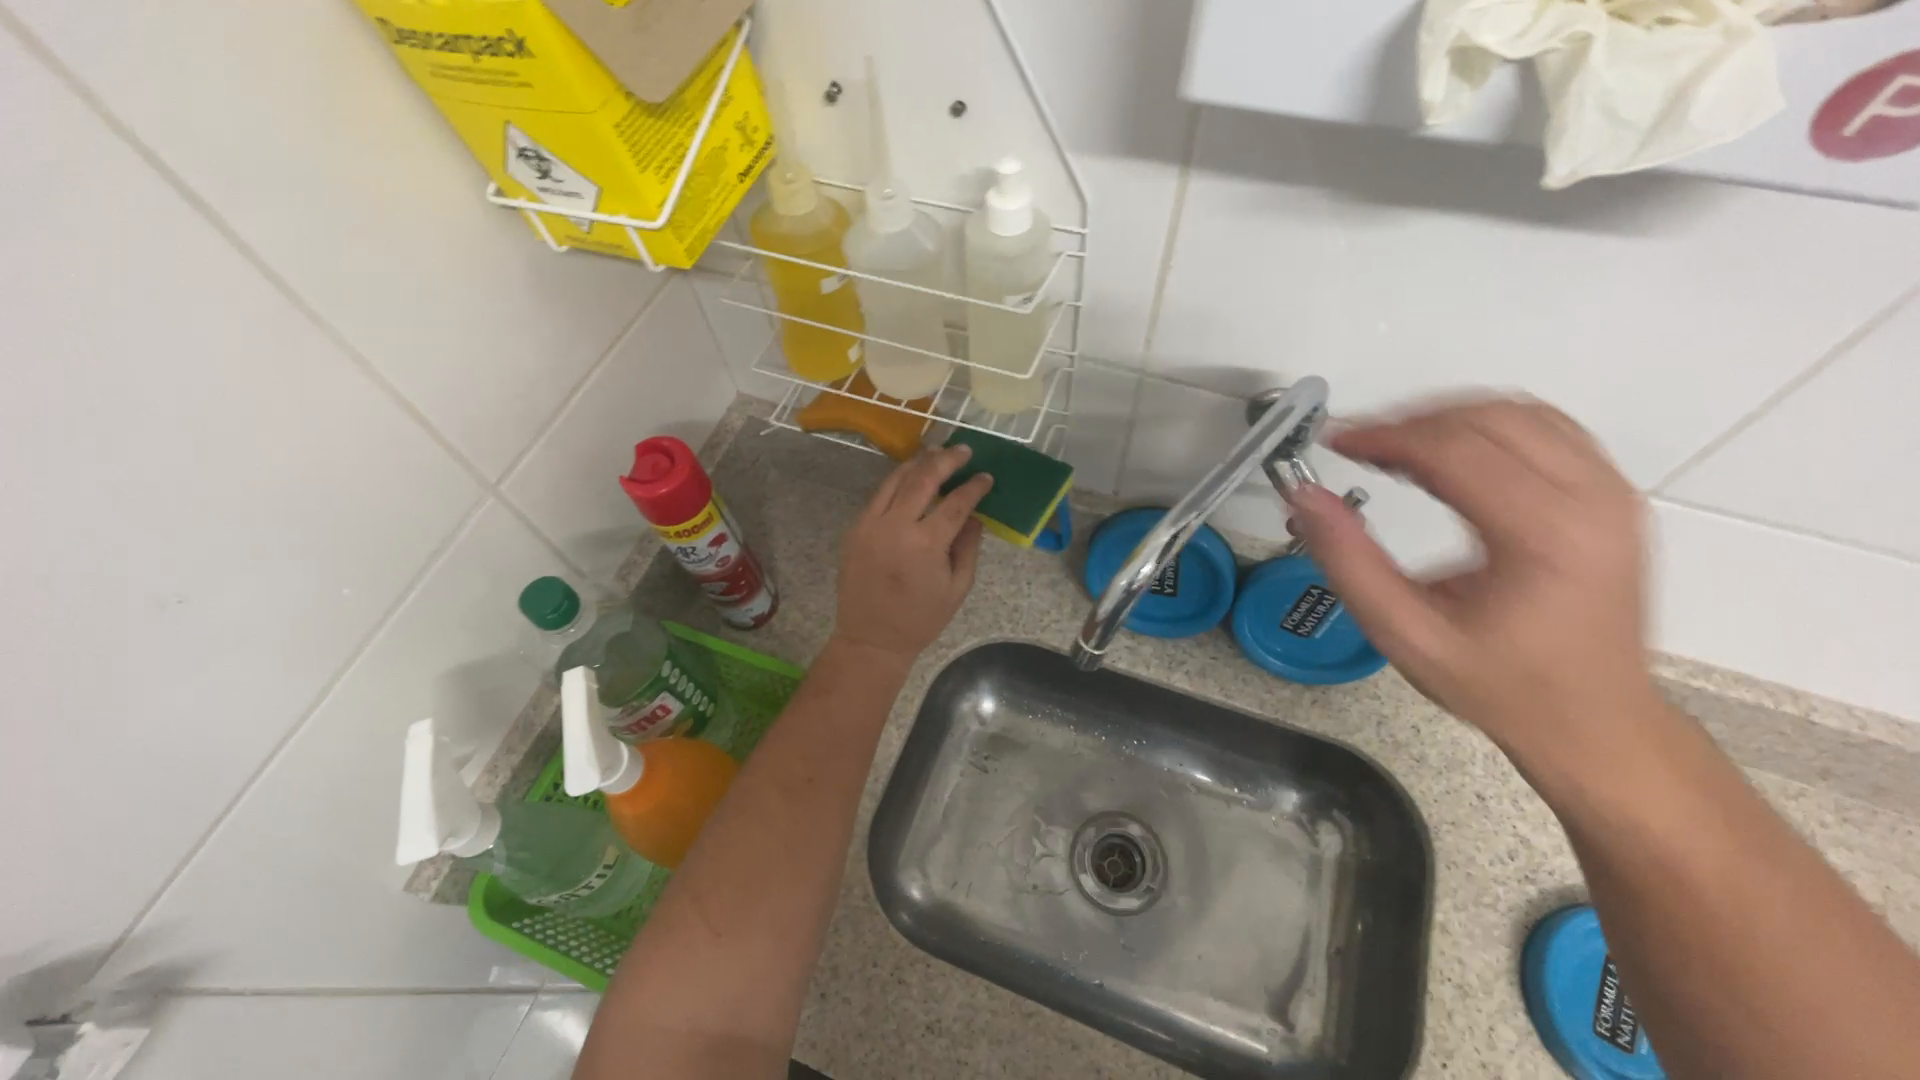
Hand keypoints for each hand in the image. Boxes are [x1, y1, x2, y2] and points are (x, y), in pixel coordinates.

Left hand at [830, 445, 993, 664]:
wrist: (871, 638)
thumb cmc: (920, 619)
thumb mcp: (957, 588)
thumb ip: (968, 547)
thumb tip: (974, 515)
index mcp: (925, 545)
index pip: (955, 502)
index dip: (974, 486)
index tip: (986, 477)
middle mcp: (895, 527)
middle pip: (923, 478)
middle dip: (946, 460)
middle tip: (963, 452)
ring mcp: (870, 524)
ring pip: (895, 479)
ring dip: (919, 463)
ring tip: (937, 453)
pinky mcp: (855, 528)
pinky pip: (879, 495)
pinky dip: (897, 482)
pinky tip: (912, 478)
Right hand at [1287, 397, 1659, 756]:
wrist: (1594, 723)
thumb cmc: (1501, 688)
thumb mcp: (1406, 636)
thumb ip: (1348, 563)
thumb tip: (1304, 498)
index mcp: (1544, 534)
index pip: (1455, 448)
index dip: (1385, 435)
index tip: (1335, 443)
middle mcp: (1592, 498)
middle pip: (1489, 418)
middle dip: (1413, 422)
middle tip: (1360, 447)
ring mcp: (1612, 493)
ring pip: (1521, 413)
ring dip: (1450, 419)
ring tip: (1396, 449)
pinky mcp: (1614, 497)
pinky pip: (1548, 431)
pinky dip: (1490, 429)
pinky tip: (1452, 456)